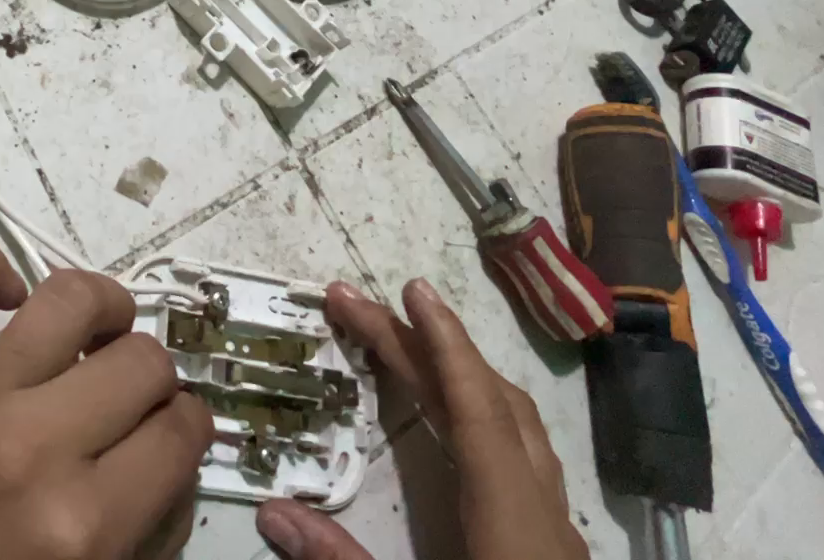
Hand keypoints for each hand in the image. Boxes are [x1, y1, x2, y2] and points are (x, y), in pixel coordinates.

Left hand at [0, 245, 213, 559]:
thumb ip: (149, 518)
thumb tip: (173, 443)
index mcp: (81, 521)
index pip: (178, 433)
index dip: (192, 425)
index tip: (177, 427)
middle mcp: (31, 445)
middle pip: (140, 361)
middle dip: (156, 377)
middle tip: (135, 396)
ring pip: (67, 300)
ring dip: (103, 306)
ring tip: (99, 331)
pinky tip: (11, 296)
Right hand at [255, 278, 587, 559]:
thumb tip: (271, 513)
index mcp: (513, 521)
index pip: (478, 409)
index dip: (443, 343)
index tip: (410, 289)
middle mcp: (539, 511)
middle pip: (484, 403)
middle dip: (420, 344)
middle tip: (356, 304)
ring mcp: (552, 529)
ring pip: (511, 424)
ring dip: (455, 372)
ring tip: (399, 342)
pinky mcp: (548, 546)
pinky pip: (516, 452)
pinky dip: (476, 411)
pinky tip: (448, 421)